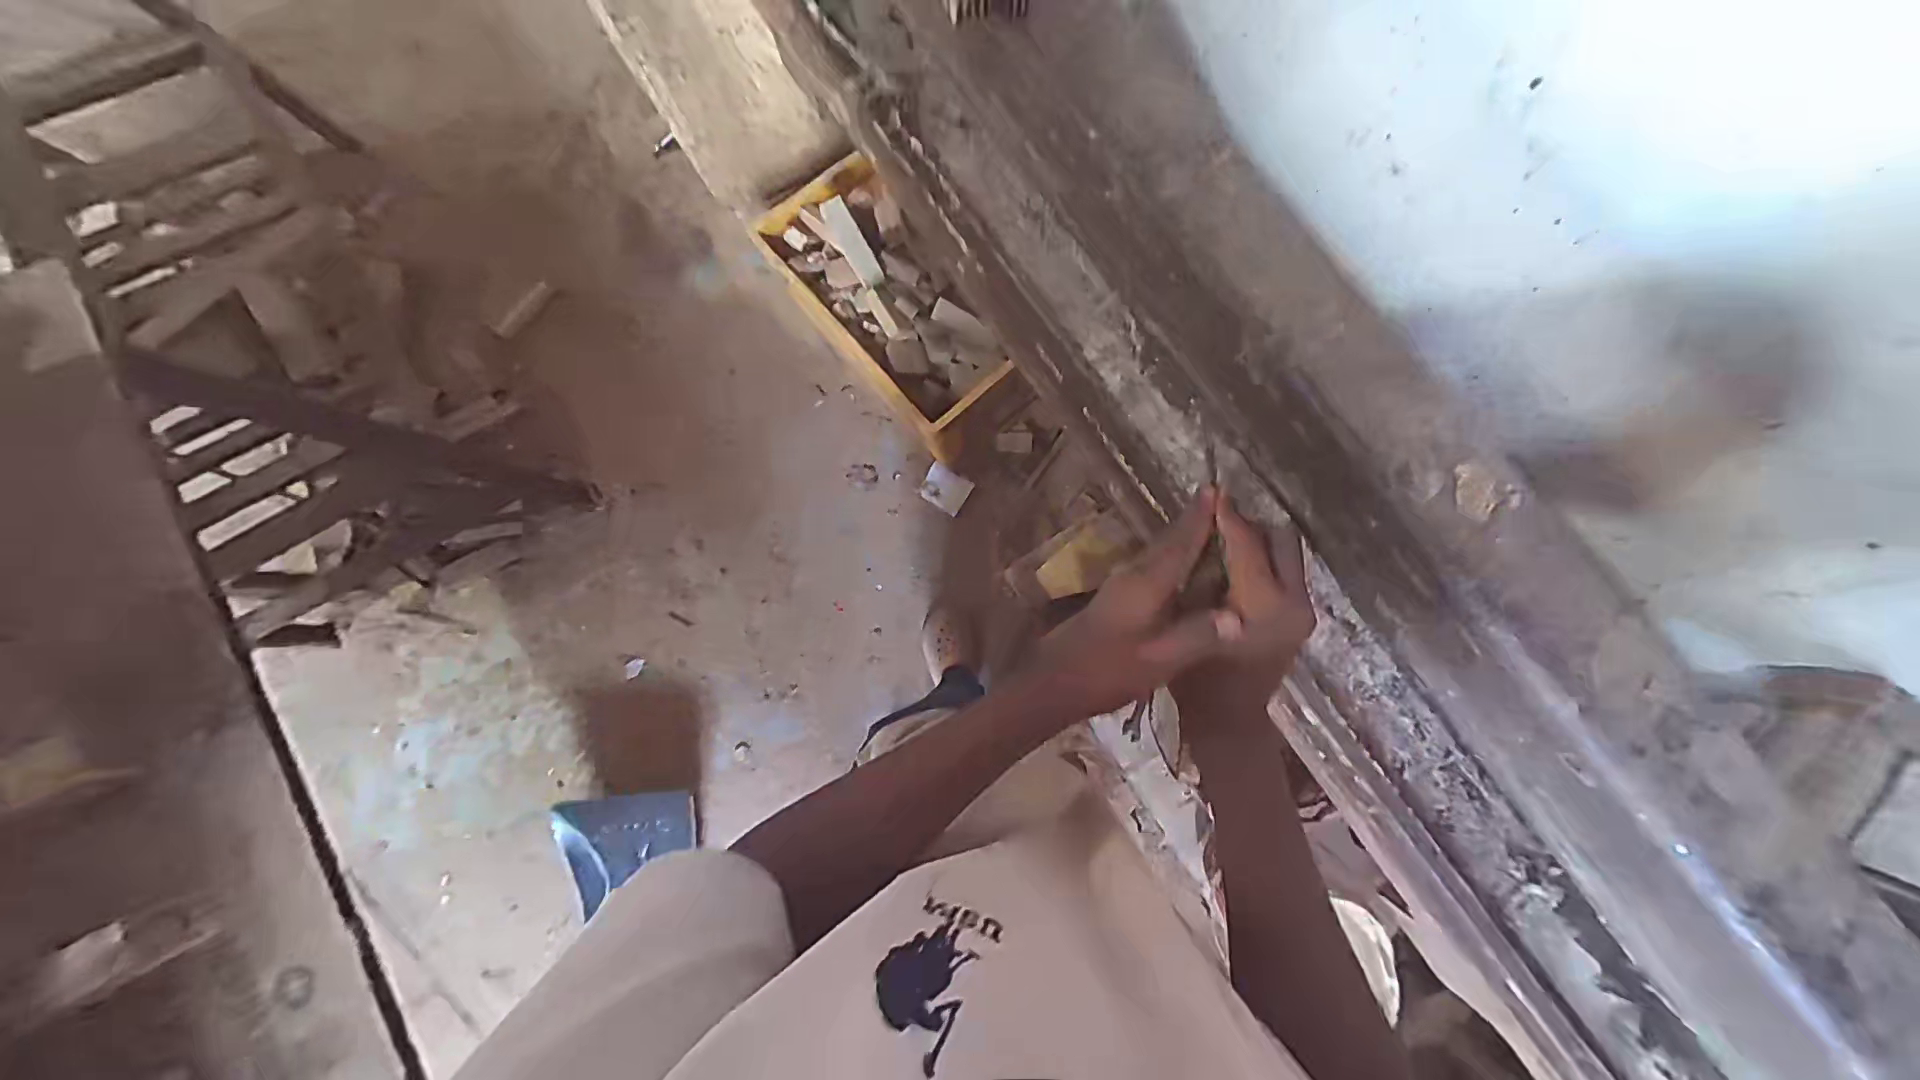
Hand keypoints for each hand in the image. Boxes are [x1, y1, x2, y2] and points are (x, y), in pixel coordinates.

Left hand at [1026, 487, 1245, 717]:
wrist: (1055, 679)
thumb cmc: (1107, 669)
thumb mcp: (1158, 659)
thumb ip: (1197, 636)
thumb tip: (1239, 617)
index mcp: (1146, 584)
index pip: (1179, 544)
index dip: (1198, 518)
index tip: (1214, 488)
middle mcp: (1132, 576)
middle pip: (1167, 543)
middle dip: (1192, 522)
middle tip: (1217, 502)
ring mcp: (1120, 586)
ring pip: (1156, 554)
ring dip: (1179, 539)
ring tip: (1205, 527)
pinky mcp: (1114, 599)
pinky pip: (1150, 568)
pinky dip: (1169, 560)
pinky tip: (1178, 569)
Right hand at [1171, 494, 1315, 718]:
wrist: (1229, 722)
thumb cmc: (1196, 677)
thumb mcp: (1188, 620)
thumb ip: (1197, 575)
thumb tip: (1200, 533)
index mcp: (1263, 605)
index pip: (1249, 544)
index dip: (1228, 516)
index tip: (1212, 493)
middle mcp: (1295, 603)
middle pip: (1281, 539)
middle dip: (1249, 526)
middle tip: (1216, 524)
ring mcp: (1304, 612)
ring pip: (1287, 554)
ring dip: (1257, 544)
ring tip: (1223, 545)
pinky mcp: (1302, 620)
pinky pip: (1285, 574)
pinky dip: (1262, 564)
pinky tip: (1233, 571)